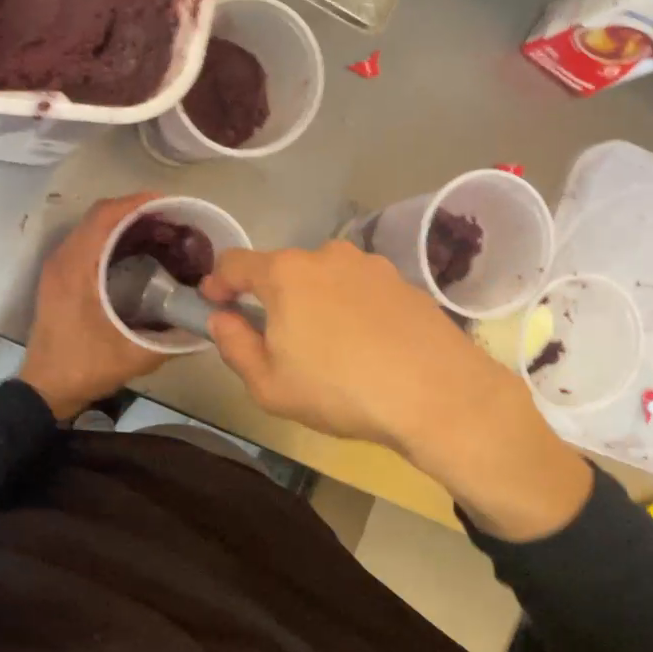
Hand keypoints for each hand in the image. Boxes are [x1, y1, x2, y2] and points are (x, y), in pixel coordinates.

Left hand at [19, 193, 169, 420]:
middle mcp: (63, 260)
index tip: (172, 206)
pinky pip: (87, 245)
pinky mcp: (59, 280)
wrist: (45, 389)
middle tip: (174, 223)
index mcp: (75, 268)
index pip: (105, 216)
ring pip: (92, 230)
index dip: (138, 204)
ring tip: (162, 235)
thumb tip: (204, 320)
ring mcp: (57, 269)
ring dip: (124, 226)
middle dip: (137, 213)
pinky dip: (112, 241)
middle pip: (100, 217)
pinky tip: (138, 255)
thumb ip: (171, 338)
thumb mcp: (133, 355)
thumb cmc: (84, 368)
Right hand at [202, 241, 591, 541]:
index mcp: (286, 274)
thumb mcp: (268, 385)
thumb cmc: (339, 390)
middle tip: (275, 341)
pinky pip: (358, 292)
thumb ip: (233, 346)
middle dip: (270, 299)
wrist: (439, 395)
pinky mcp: (404, 283)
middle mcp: (327, 256)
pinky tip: (363, 349)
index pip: (235, 262)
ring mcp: (371, 266)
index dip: (217, 282)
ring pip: (323, 280)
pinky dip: (349, 311)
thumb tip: (221, 319)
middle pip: (282, 270)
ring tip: (325, 350)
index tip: (213, 303)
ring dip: (312, 304)